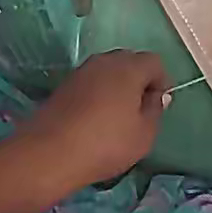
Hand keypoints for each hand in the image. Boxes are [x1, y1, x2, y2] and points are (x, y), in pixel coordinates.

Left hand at [19, 50, 169, 184]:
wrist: (50, 152)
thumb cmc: (106, 143)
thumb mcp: (144, 134)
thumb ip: (155, 110)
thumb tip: (155, 95)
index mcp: (129, 68)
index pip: (154, 62)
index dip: (161, 81)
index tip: (158, 105)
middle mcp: (105, 61)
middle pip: (130, 61)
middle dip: (139, 80)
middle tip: (140, 109)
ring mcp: (82, 70)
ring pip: (108, 70)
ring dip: (117, 85)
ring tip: (118, 115)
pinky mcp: (65, 84)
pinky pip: (91, 81)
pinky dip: (99, 92)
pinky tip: (96, 117)